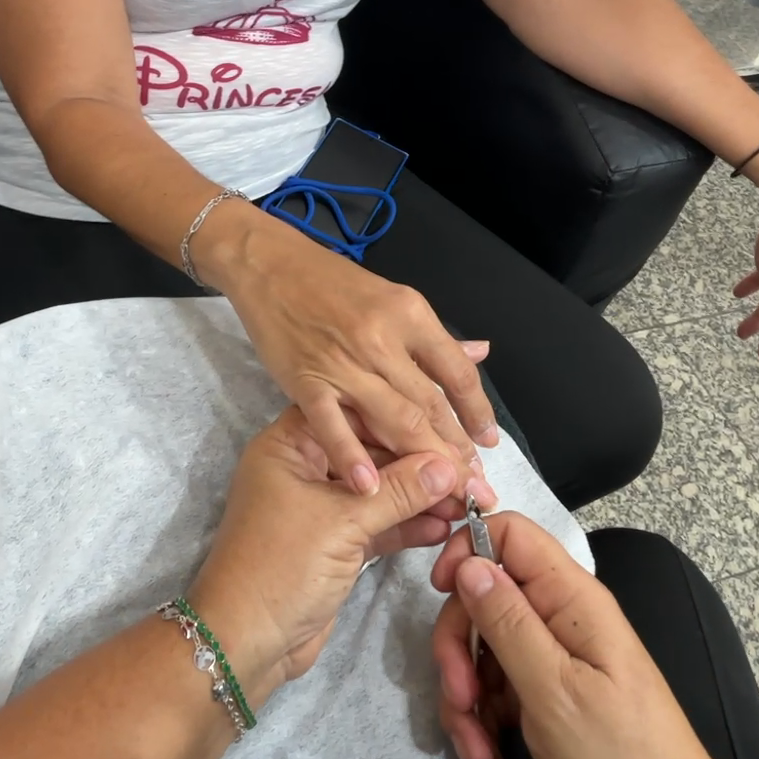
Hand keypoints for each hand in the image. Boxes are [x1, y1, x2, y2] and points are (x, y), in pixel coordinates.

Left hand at [189, 405, 465, 700]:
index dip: (403, 423)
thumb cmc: (281, 564)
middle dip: (419, 467)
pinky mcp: (334, 540)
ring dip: (419, 498)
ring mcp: (320, 504)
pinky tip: (443, 527)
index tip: (450, 435)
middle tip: (470, 478)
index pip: (354, 416)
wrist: (245, 641)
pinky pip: (376, 522)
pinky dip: (406, 525)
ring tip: (466, 504)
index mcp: (291, 442)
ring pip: (378, 490)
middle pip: (371, 454)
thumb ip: (399, 491)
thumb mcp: (342, 521)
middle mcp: (305, 465)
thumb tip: (449, 465)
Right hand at [197, 206, 499, 505]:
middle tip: (476, 488)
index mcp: (408, 313)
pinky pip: (333, 425)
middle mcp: (382, 339)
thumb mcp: (390, 297)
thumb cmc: (330, 281)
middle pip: (430, 404)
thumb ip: (430, 335)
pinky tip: (370, 487)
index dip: (476, 413)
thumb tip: (479, 353)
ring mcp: (343, 362)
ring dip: (422, 460)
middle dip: (456, 450)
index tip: (488, 444)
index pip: (456, 373)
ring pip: (393, 419)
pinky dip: (352, 457)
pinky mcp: (305, 380)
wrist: (270, 265)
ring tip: (443, 493)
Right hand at [429, 513, 713, 758]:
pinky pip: (493, 686)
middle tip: (460, 695)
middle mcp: (557, 617)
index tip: (441, 591)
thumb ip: (508, 622)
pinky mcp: (542, 693)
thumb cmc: (621, 756)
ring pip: (481, 647)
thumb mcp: (556, 691)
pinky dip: (480, 719)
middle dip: (460, 646)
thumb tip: (468, 561)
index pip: (510, 533)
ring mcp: (549, 657)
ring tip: (475, 744)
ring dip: (465, 694)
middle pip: (483, 596)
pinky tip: (486, 753)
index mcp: (569, 597)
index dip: (468, 549)